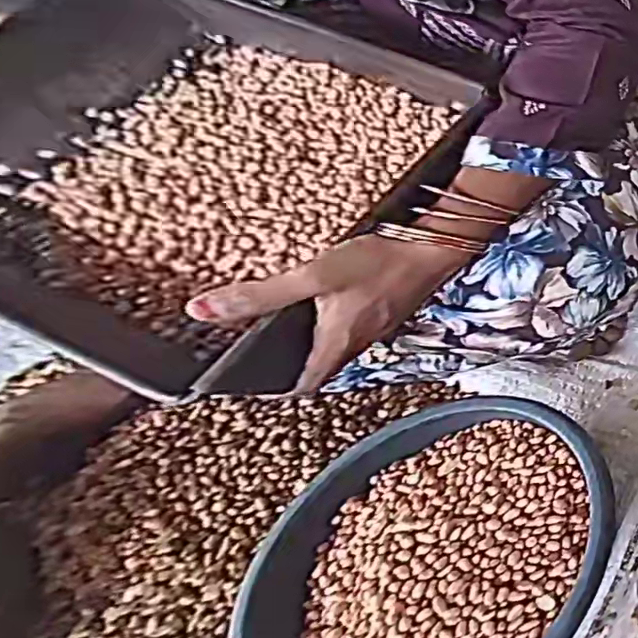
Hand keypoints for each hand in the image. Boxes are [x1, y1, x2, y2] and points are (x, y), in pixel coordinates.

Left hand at [185, 235, 474, 392]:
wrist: (436, 248)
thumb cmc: (382, 262)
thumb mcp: (314, 275)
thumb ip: (260, 295)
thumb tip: (202, 311)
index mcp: (338, 340)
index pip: (305, 383)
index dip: (275, 389)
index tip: (250, 386)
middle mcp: (362, 339)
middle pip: (323, 365)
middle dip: (294, 364)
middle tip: (261, 354)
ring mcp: (381, 325)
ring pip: (342, 346)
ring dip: (317, 343)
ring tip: (292, 328)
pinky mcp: (392, 310)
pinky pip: (360, 328)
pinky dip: (339, 325)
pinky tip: (332, 304)